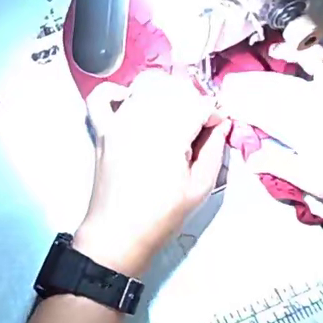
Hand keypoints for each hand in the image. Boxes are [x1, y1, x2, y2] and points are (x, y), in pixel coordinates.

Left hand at [76, 70, 225, 273]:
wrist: (118, 236)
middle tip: (200, 127)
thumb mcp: (200, 187)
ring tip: (175, 118)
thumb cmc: (159, 218)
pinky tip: (132, 103)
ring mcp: (118, 122)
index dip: (213, 114)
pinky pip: (103, 96)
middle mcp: (142, 121)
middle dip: (193, 102)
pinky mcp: (102, 131)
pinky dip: (117, 92)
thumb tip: (220, 126)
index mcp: (169, 136)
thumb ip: (215, 150)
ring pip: (146, 86)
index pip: (198, 104)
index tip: (217, 127)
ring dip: (166, 94)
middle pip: (175, 90)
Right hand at [219, 9, 322, 224]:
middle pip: (279, 79)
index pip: (260, 106)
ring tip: (281, 46)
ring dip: (293, 46)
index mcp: (302, 122)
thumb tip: (251, 150)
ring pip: (312, 51)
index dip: (240, 100)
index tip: (225, 97)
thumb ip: (284, 166)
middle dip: (256, 77)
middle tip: (242, 76)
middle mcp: (319, 92)